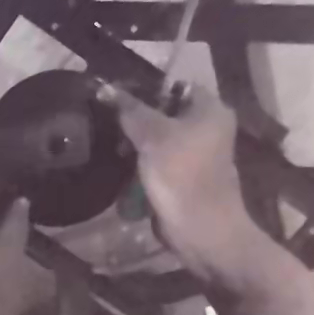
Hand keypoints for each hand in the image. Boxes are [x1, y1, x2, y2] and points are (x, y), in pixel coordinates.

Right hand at [112, 88, 259, 276]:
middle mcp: (208, 127)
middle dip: (135, 121)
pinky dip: (142, 164)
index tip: (114, 100)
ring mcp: (198, 154)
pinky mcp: (186, 176)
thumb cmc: (181, 175)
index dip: (143, 89)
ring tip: (112, 150)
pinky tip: (122, 169)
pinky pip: (159, 161)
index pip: (173, 85)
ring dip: (135, 144)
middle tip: (109, 128)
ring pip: (159, 138)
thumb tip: (104, 87)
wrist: (201, 229)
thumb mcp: (151, 137)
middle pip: (164, 112)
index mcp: (210, 109)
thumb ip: (129, 110)